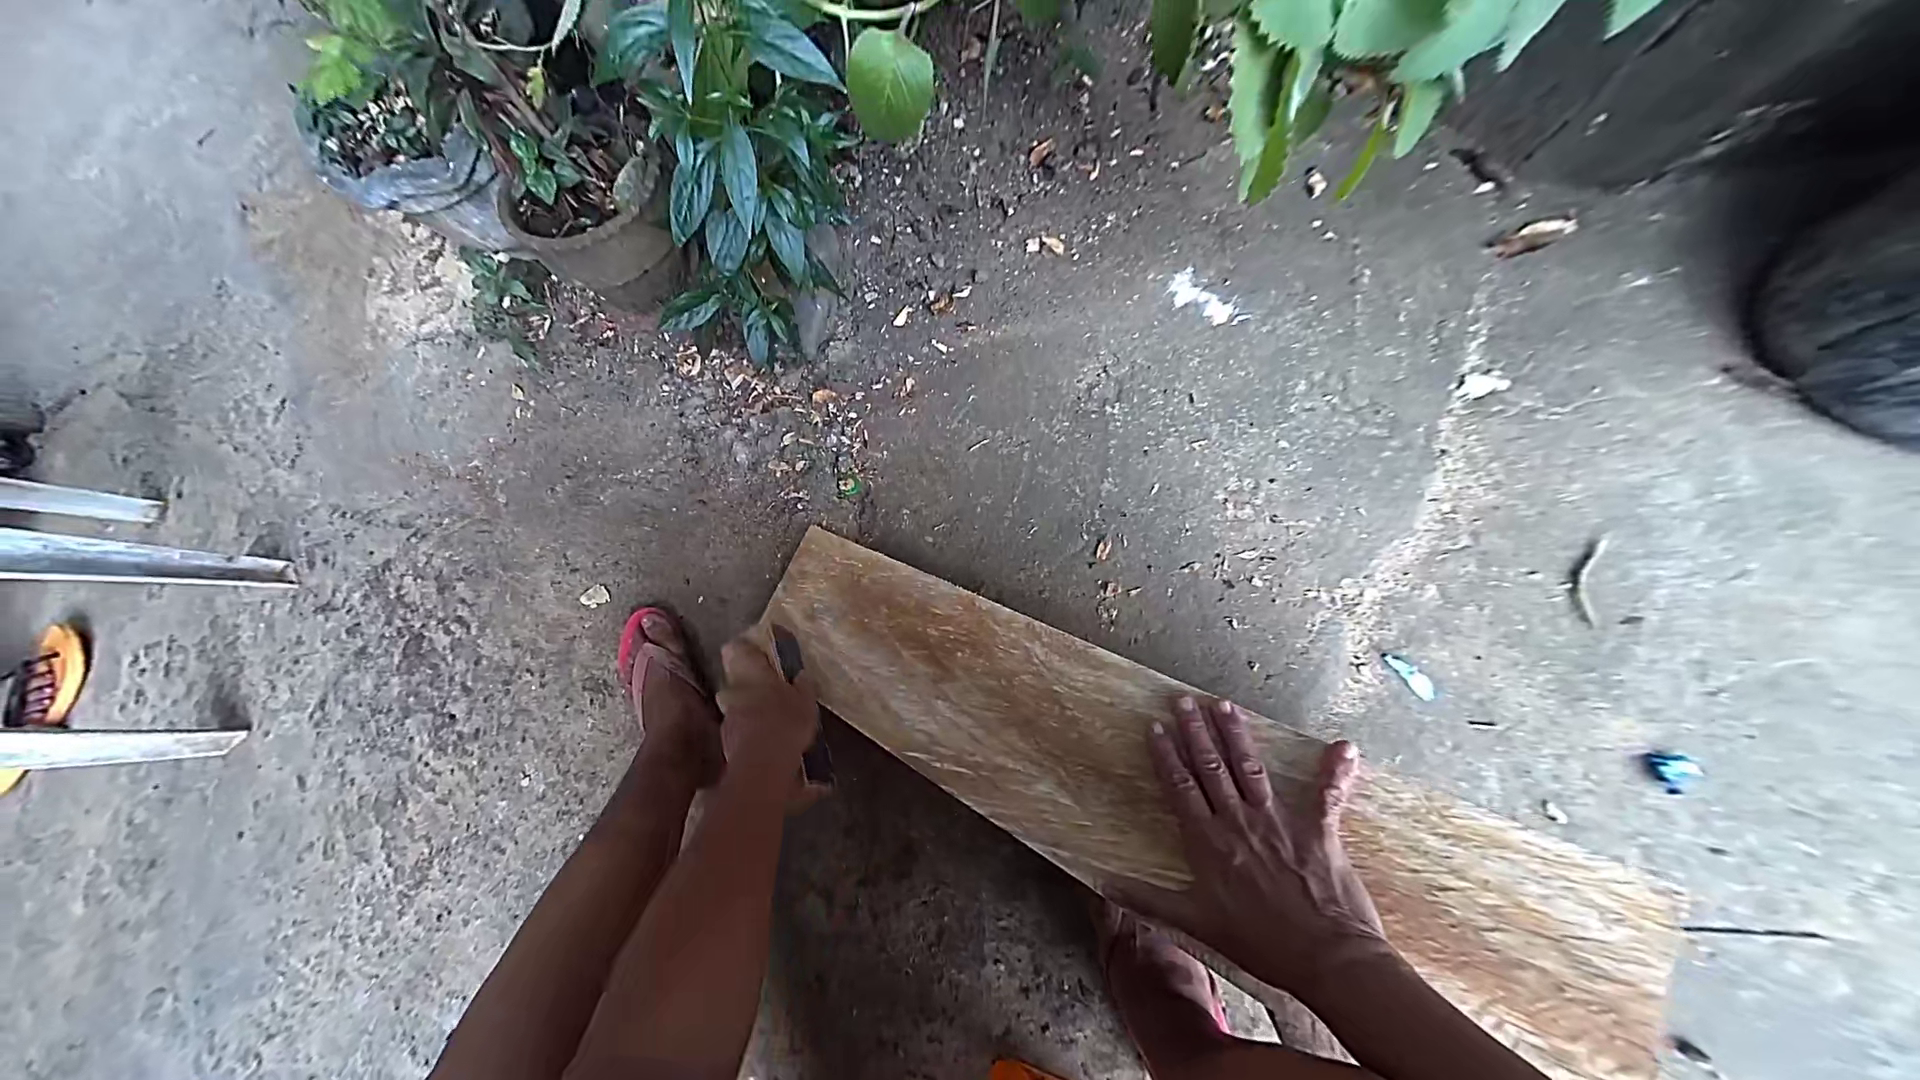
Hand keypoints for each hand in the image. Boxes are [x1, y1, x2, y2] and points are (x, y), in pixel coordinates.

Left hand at [714, 634, 819, 781]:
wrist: (762, 764)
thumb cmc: (787, 721)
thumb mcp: (806, 701)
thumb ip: (802, 686)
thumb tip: (801, 676)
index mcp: (752, 672)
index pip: (737, 648)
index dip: (746, 648)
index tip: (760, 652)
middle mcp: (733, 690)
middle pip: (735, 678)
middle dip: (750, 682)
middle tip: (770, 690)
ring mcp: (727, 716)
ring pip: (735, 704)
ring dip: (749, 708)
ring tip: (770, 719)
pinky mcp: (725, 740)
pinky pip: (738, 727)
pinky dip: (749, 730)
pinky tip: (766, 739)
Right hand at [1109, 696, 1390, 1000]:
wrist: (1325, 959)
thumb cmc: (1259, 942)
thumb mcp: (1196, 922)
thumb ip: (1149, 901)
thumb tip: (1106, 885)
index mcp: (1209, 839)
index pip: (1181, 785)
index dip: (1166, 754)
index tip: (1156, 726)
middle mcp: (1239, 820)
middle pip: (1211, 766)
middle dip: (1195, 730)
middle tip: (1184, 700)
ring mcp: (1278, 821)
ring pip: (1250, 767)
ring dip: (1236, 734)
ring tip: (1223, 705)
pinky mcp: (1317, 830)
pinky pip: (1327, 795)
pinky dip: (1336, 771)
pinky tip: (1343, 746)